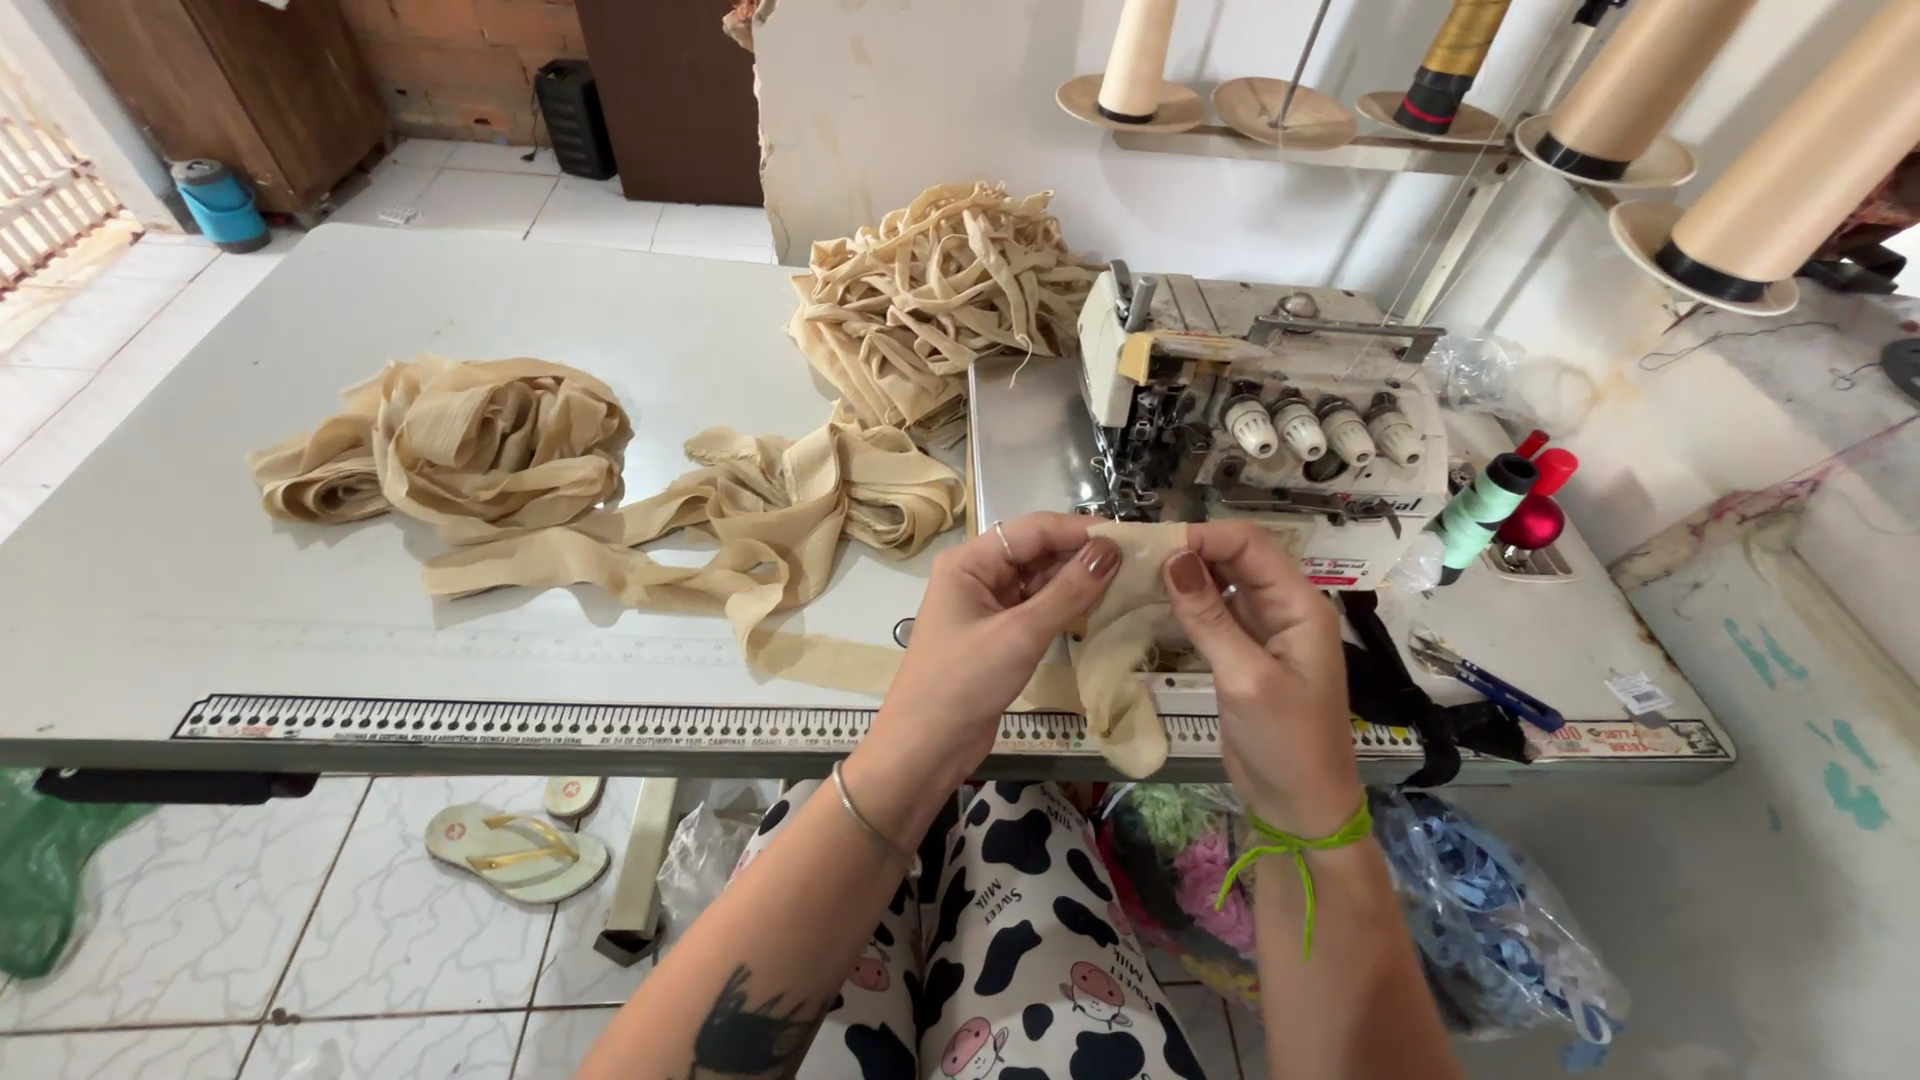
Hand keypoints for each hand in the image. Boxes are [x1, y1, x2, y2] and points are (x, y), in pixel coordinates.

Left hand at [860, 513, 1120, 794]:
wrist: (925, 747)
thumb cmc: (963, 683)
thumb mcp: (1020, 635)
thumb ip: (1067, 592)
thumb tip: (1110, 550)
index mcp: (969, 561)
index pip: (1032, 529)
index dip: (1080, 530)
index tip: (1129, 536)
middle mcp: (977, 574)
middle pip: (1037, 551)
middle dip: (1082, 554)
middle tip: (1137, 558)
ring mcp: (988, 605)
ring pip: (1040, 579)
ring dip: (1078, 580)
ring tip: (1128, 578)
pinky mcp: (999, 633)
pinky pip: (1038, 607)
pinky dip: (1066, 606)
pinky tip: (1100, 605)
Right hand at [1162, 522, 1360, 836]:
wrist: (1301, 805)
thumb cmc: (1286, 742)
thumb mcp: (1245, 678)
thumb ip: (1209, 618)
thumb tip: (1173, 559)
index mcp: (1300, 606)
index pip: (1250, 545)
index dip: (1203, 537)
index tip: (1151, 546)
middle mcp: (1284, 608)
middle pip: (1236, 558)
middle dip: (1190, 551)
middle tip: (1134, 557)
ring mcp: (1263, 631)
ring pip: (1222, 584)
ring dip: (1185, 576)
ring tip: (1135, 574)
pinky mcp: (1243, 653)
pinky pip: (1215, 614)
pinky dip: (1186, 605)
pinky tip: (1151, 603)